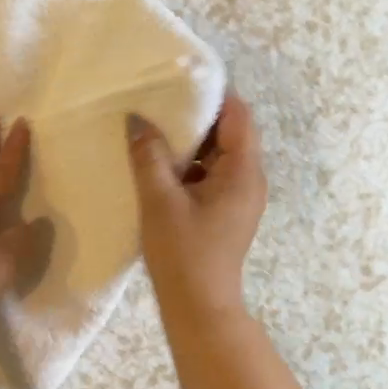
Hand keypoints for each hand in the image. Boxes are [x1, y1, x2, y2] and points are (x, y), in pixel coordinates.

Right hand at [126, 91, 267, 318]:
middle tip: (158, 102)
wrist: (199, 308)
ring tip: (152, 131)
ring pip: (216, 157)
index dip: (212, 93)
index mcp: (243, 172)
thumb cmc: (184, 255)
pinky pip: (209, 177)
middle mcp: (249, 180)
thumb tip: (138, 121)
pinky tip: (157, 167)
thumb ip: (150, 157)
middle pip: (229, 133)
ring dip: (188, 144)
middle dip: (195, 117)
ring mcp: (238, 199)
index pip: (237, 115)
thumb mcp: (160, 202)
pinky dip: (188, 167)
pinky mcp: (223, 214)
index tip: (178, 80)